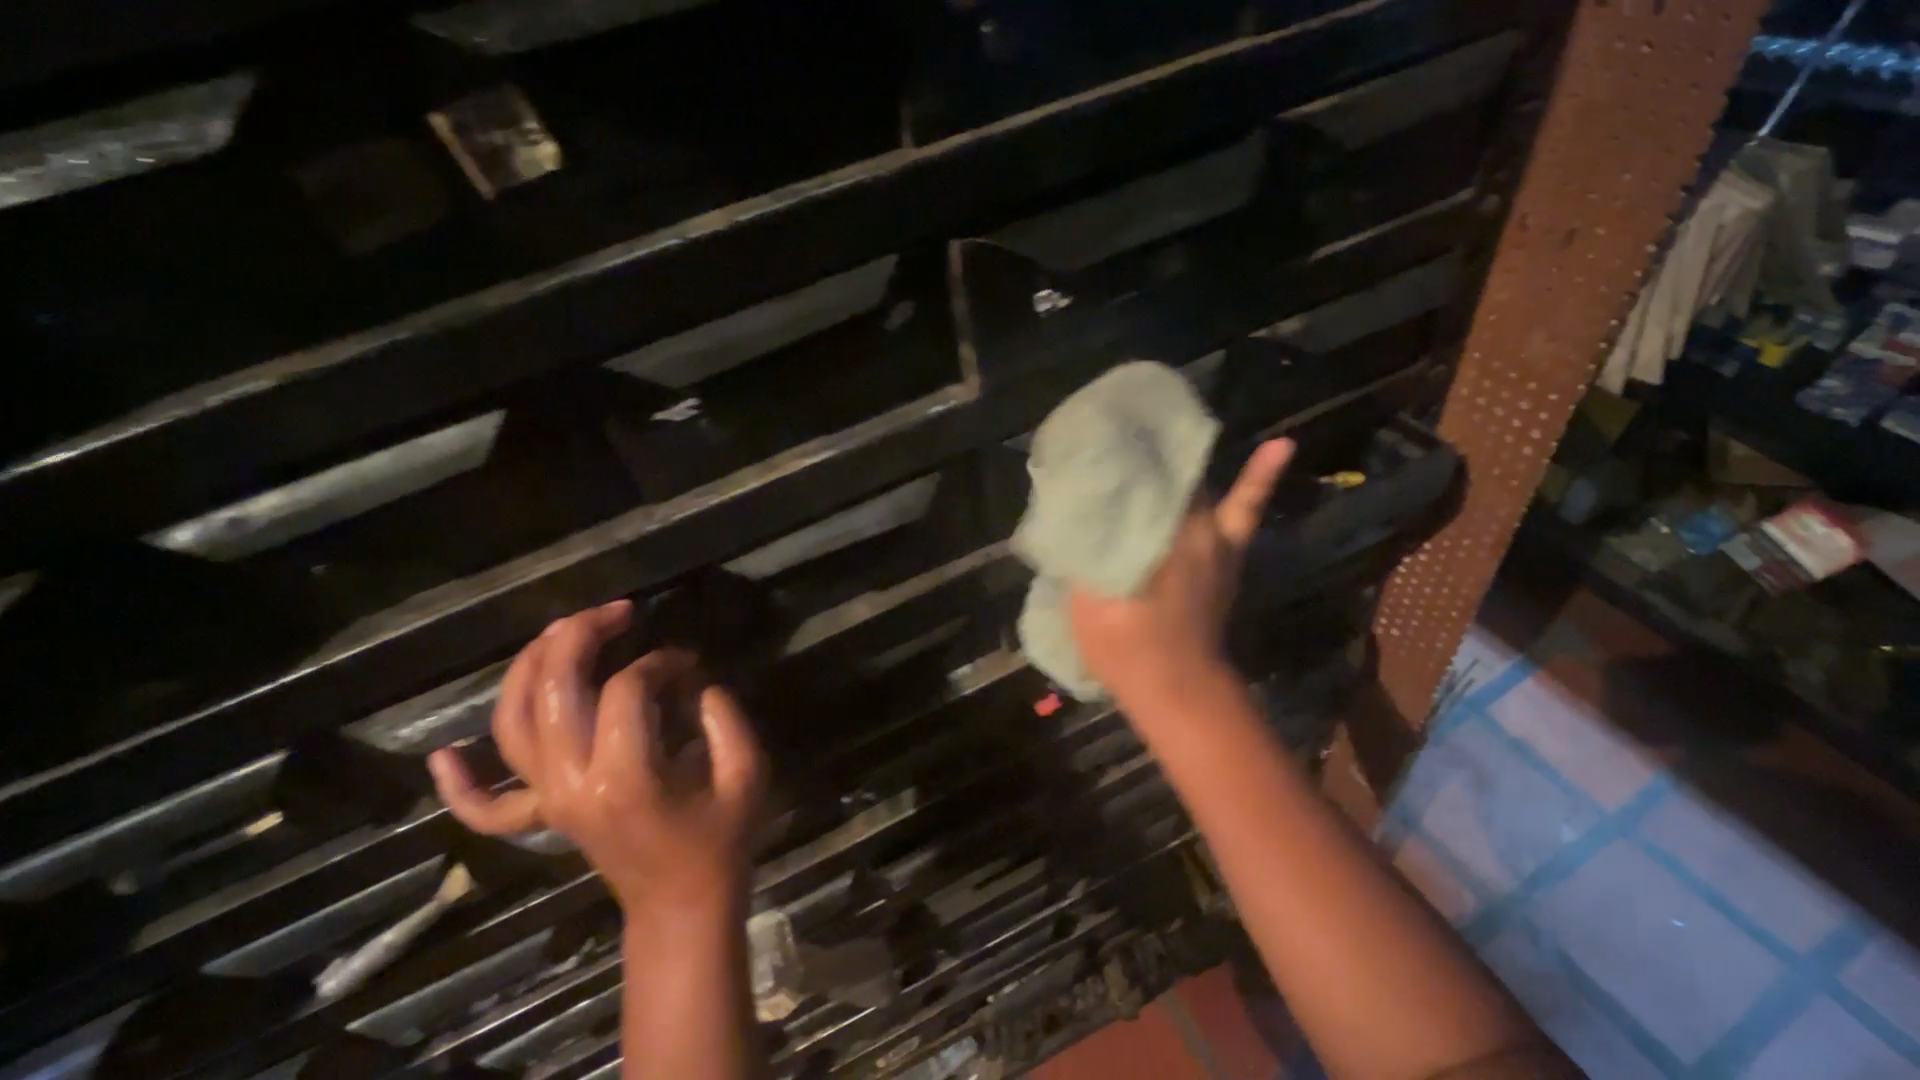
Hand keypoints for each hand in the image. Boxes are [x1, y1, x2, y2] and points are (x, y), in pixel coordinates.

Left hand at [427, 600, 766, 916]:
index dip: (660, 662)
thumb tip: (693, 682)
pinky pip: (487, 805)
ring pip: (513, 724)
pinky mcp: (544, 814)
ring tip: (560, 632)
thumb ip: (724, 718)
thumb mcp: (746, 775)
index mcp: (626, 776)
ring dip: (527, 668)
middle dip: (582, 635)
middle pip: (554, 690)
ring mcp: (550, 800)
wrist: (683, 906)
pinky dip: (459, 784)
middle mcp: (573, 783)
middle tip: (618, 612)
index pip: (626, 690)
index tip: (688, 663)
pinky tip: (442, 755)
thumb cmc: (720, 841)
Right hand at [1068, 438, 1292, 709]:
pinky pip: (1246, 506)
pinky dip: (1260, 475)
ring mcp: (1214, 535)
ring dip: (1177, 464)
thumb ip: (1082, 545)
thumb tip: (1073, 510)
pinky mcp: (1231, 552)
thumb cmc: (1123, 642)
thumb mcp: (1083, 592)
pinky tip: (1283, 444)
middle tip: (1118, 437)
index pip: (1128, 473)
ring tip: (1159, 436)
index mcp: (1148, 528)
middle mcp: (1183, 520)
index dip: (1110, 452)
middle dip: (1141, 456)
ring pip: (1194, 484)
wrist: (1174, 686)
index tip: (1093, 433)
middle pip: (1161, 475)